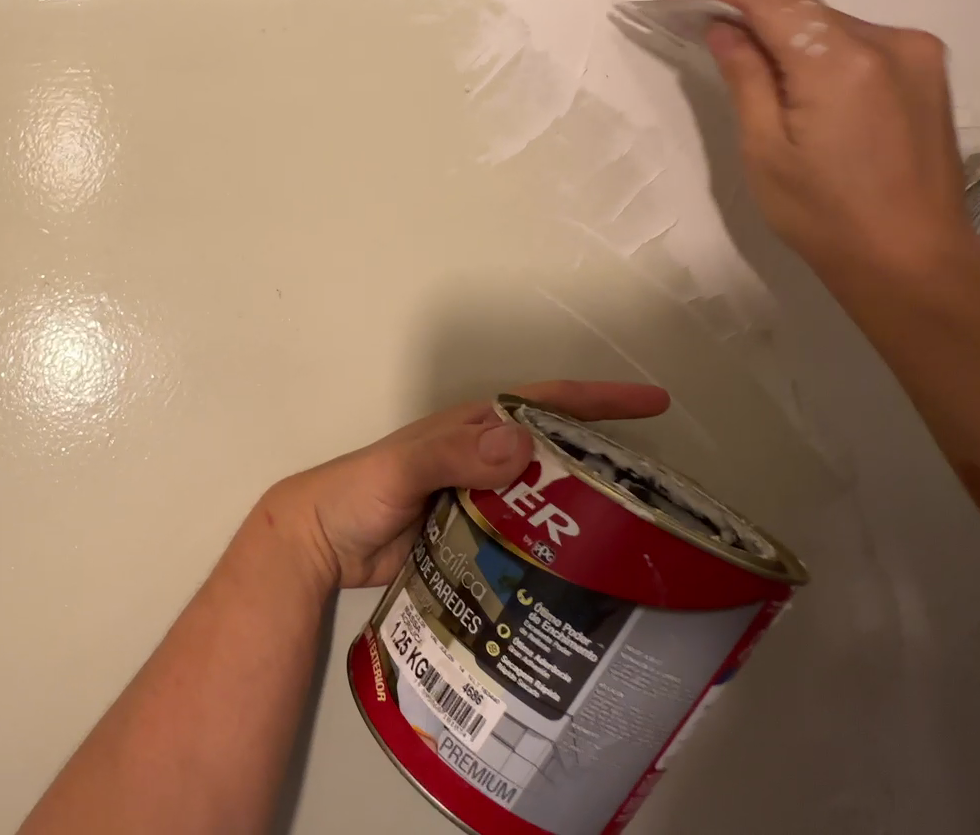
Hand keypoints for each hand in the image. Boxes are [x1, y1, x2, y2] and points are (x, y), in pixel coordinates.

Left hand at [259, 381, 670, 590]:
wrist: (319, 543)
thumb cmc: (355, 491)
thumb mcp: (401, 468)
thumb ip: (452, 454)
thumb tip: (523, 443)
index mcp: (470, 431)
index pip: (543, 405)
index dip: (596, 400)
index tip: (654, 403)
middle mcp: (481, 461)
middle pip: (554, 456)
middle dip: (604, 466)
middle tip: (660, 499)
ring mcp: (478, 503)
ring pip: (545, 502)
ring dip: (585, 516)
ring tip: (638, 548)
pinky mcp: (471, 542)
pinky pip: (524, 541)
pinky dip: (553, 552)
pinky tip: (583, 579)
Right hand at [665, 0, 979, 283]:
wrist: (909, 255)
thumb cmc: (821, 213)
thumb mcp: (764, 149)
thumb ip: (746, 79)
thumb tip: (723, 31)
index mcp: (840, 62)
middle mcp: (887, 41)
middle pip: (803, 6)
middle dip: (746, 11)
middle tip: (696, 29)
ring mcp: (915, 53)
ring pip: (829, 23)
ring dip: (782, 33)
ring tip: (741, 62)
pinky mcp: (924, 71)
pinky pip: (855, 42)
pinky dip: (814, 49)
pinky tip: (792, 80)